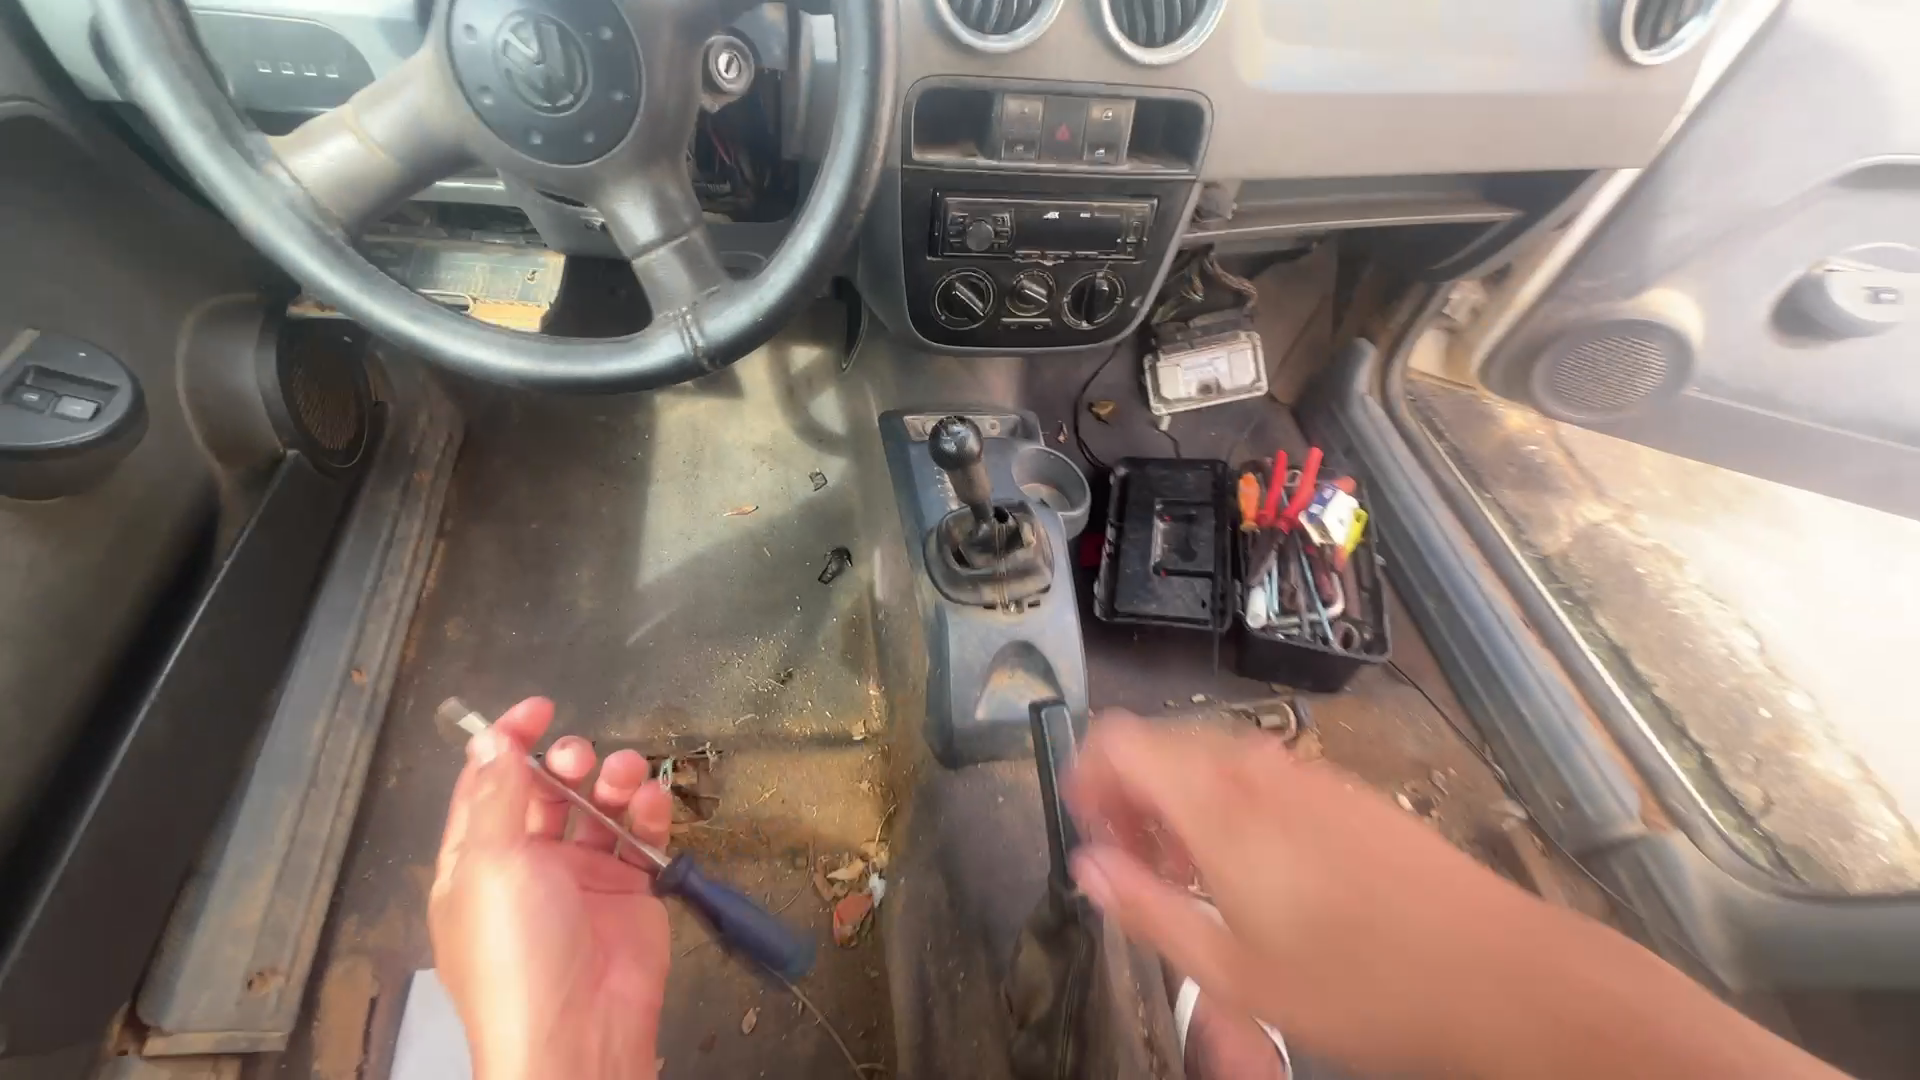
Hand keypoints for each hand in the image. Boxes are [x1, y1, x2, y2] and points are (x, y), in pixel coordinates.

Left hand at [431, 698, 671, 1079]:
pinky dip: (647, 811)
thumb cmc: (518, 949)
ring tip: (624, 776)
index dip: (509, 743)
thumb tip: (488, 740)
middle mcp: (530, 863)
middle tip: (579, 759)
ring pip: (600, 805)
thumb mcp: (492, 868)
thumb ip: (498, 797)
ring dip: (613, 780)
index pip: (490, 787)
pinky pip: (641, 832)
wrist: (581, 1031)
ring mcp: (584, 875)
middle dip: (567, 763)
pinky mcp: (632, 884)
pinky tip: (648, 804)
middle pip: (550, 790)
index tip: (538, 708)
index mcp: (480, 861)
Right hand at [1063, 711, 1843, 1079]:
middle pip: (1156, 745)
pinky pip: (1253, 774)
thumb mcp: (1236, 970)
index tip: (1093, 829)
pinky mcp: (1336, 785)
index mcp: (1213, 801)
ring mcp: (1299, 770)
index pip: (1117, 738)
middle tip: (1135, 865)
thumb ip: (1147, 907)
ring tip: (1190, 876)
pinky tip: (1253, 869)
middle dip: (1128, 796)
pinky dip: (1225, 805)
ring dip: (1176, 804)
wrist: (1507, 975)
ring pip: (1204, 760)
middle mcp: (1251, 765)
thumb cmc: (1360, 983)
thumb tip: (1088, 864)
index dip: (1088, 773)